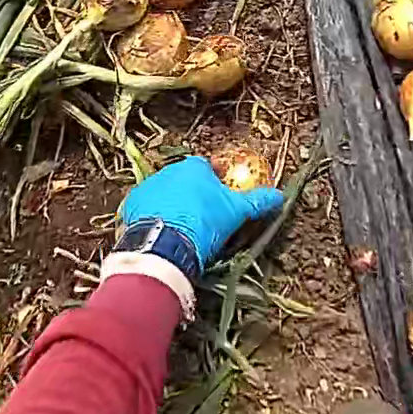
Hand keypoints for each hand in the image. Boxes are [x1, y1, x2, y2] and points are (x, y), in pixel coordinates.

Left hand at [117, 156, 283, 267]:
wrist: (165, 246)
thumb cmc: (205, 223)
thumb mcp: (236, 213)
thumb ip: (258, 201)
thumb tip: (280, 195)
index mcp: (195, 167)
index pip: (208, 168)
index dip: (216, 183)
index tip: (221, 200)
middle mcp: (169, 171)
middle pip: (186, 180)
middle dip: (194, 194)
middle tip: (204, 218)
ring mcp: (148, 187)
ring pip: (166, 194)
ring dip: (174, 206)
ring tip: (183, 229)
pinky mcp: (132, 205)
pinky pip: (147, 208)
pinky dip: (155, 217)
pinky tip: (164, 233)